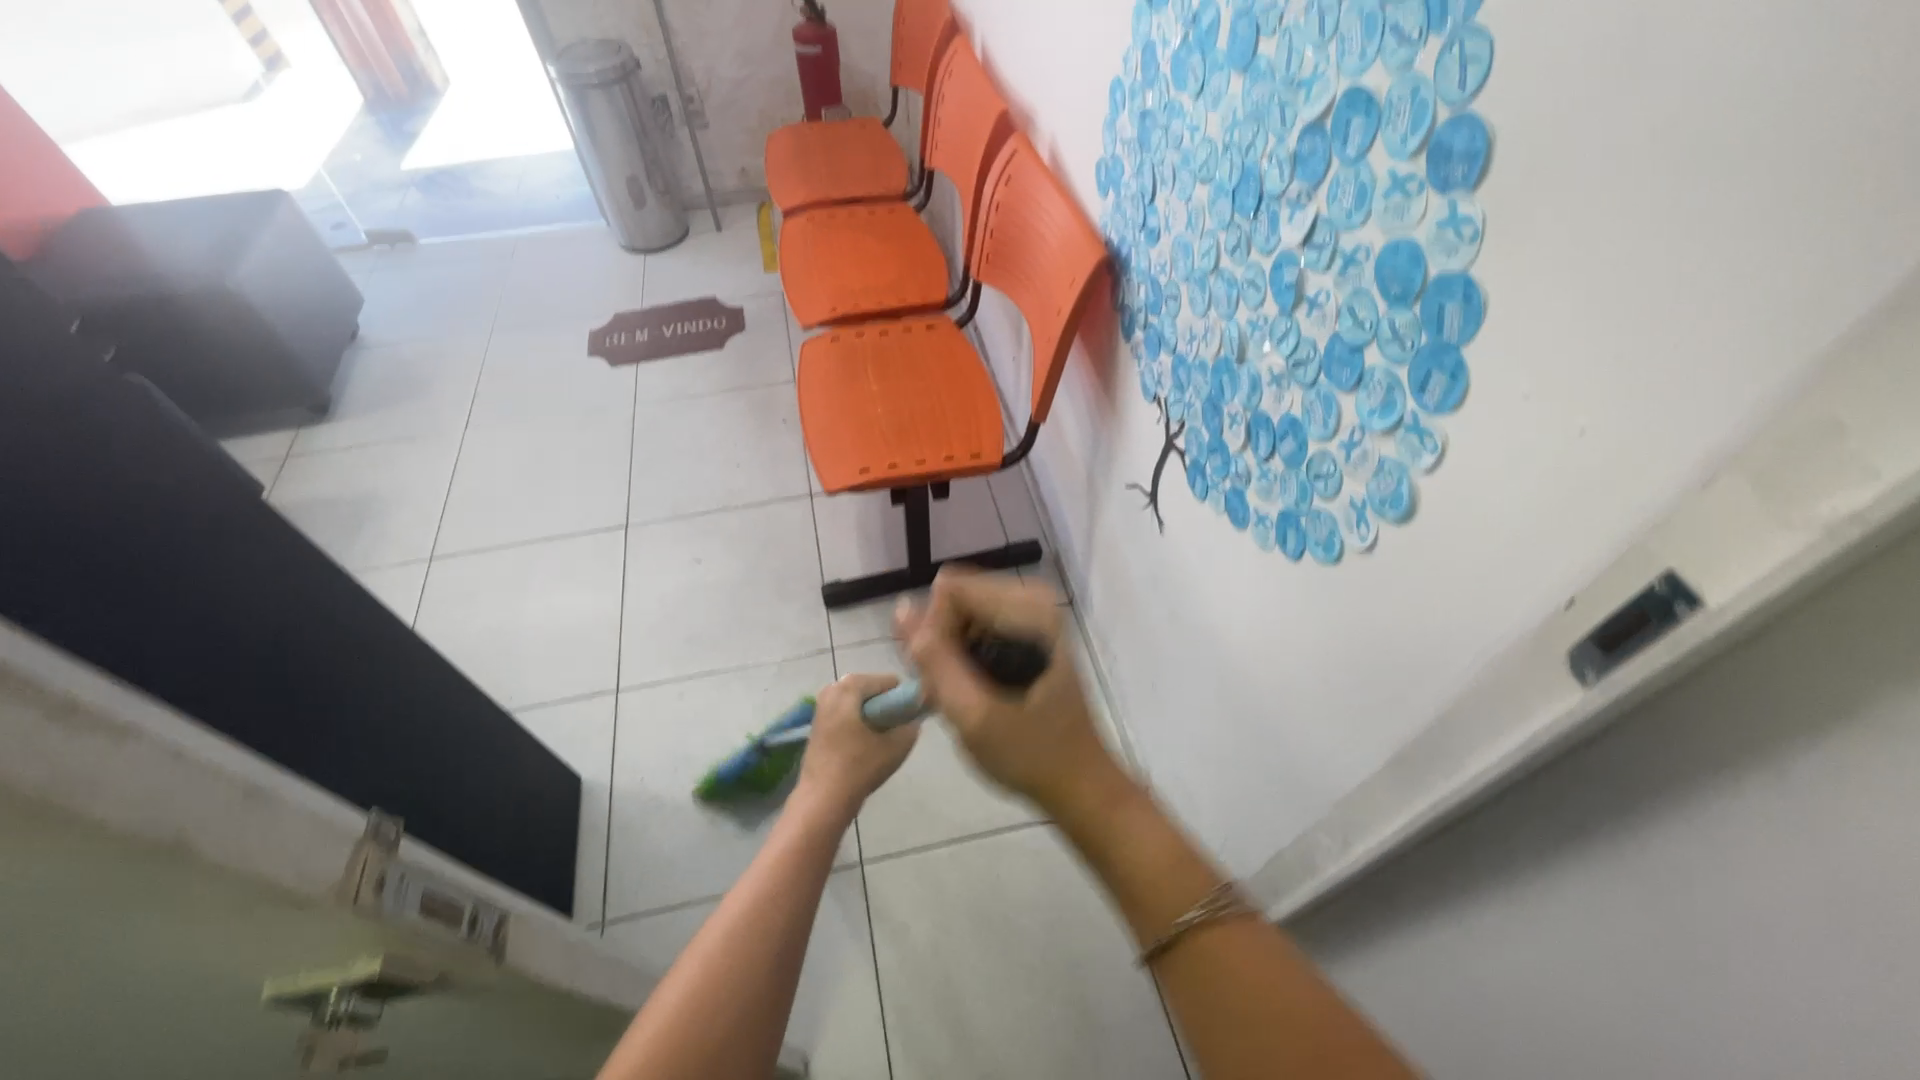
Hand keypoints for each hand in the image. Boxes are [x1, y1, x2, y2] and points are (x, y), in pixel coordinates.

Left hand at [793, 673, 920, 818]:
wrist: (822, 799)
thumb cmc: (860, 768)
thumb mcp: (896, 747)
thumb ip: (911, 727)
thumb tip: (914, 719)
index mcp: (848, 688)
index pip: (886, 681)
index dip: (902, 696)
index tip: (912, 715)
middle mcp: (831, 691)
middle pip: (868, 689)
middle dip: (884, 703)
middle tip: (898, 724)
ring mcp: (820, 709)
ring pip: (855, 702)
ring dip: (871, 713)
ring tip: (884, 735)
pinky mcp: (817, 727)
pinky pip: (844, 714)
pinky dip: (857, 721)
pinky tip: (866, 742)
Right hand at [895, 568, 1125, 814]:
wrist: (1079, 781)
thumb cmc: (1028, 754)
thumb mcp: (971, 714)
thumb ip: (933, 659)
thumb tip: (900, 609)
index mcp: (1028, 613)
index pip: (949, 592)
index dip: (933, 634)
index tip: (938, 678)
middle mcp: (1035, 601)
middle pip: (957, 599)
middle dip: (942, 643)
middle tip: (948, 693)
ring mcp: (1036, 615)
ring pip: (963, 614)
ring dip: (952, 654)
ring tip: (961, 697)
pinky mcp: (1033, 631)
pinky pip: (980, 627)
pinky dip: (967, 657)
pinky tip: (973, 691)